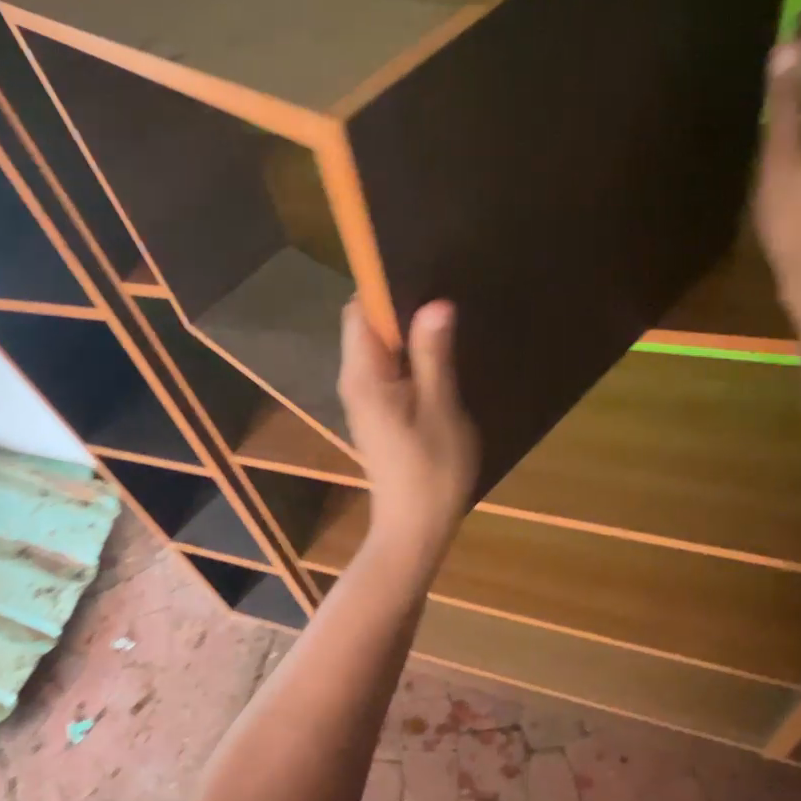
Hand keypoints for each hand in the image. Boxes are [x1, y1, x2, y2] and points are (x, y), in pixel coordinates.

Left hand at [338, 300, 479, 560]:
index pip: (358, 311)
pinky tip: (438, 353)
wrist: (414, 529)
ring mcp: (363, 397)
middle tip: (443, 294)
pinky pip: (386, 367)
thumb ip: (434, 355)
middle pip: (366, 325)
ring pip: (378, 345)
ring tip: (446, 317)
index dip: (384, 286)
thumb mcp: (441, 410)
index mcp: (363, 376)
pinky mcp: (376, 410)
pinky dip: (407, 354)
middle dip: (399, 305)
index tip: (422, 271)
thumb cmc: (431, 472)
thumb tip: (436, 304)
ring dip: (406, 330)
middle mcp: (354, 380)